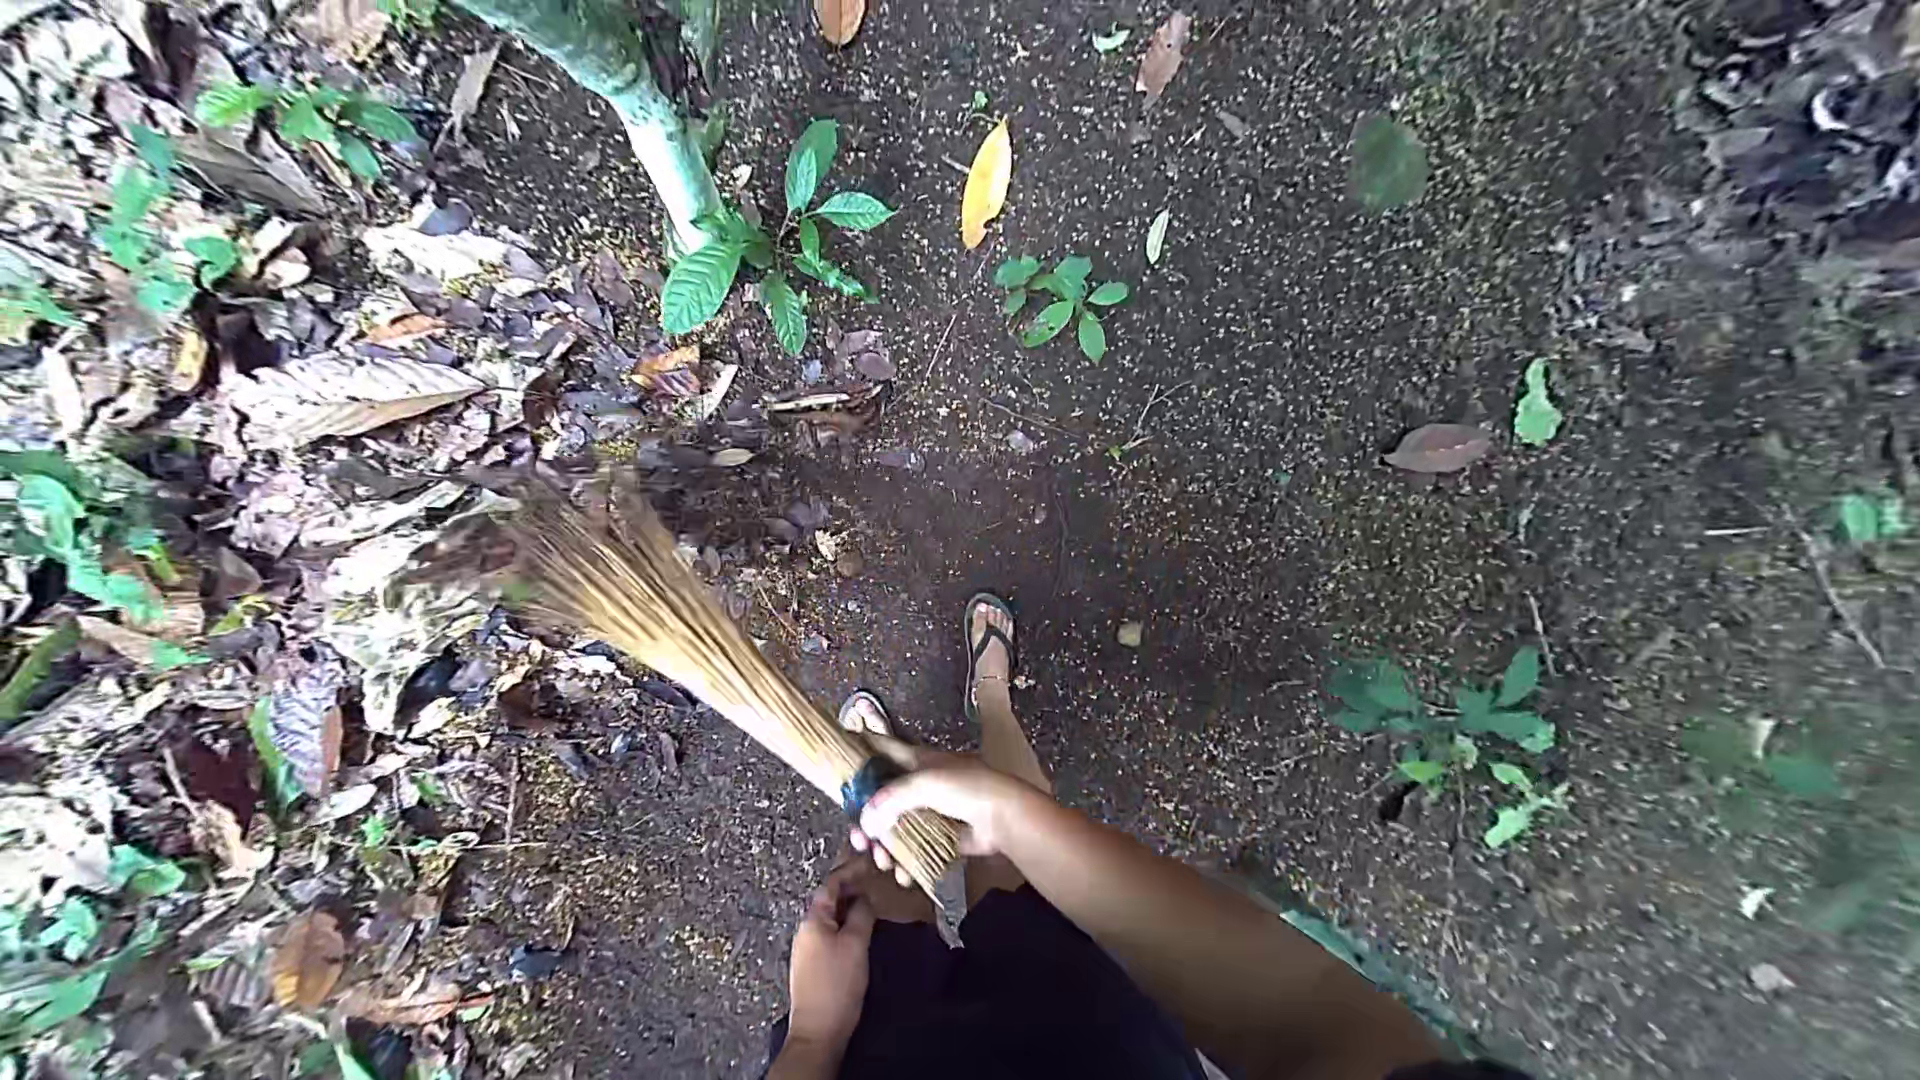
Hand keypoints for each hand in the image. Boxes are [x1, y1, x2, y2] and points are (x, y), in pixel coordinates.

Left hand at [785, 877, 874, 1049]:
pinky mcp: (812, 965)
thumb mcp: (856, 943)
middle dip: (851, 890)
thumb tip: (865, 897)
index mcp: (813, 920)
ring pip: (831, 918)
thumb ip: (862, 914)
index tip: (868, 863)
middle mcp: (806, 930)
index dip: (849, 871)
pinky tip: (860, 932)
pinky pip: (830, 934)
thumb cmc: (837, 985)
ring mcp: (807, 949)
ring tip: (871, 906)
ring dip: (850, 909)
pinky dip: (845, 926)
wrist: (818, 1034)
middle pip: (829, 900)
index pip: (830, 884)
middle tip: (874, 885)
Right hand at [850, 737, 1038, 878]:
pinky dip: (904, 861)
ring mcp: (930, 810)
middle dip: (867, 818)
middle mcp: (920, 782)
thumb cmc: (965, 788)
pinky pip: (914, 848)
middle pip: (883, 797)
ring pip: (895, 826)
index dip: (863, 746)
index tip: (840, 750)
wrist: (1002, 815)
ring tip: (881, 860)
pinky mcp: (940, 835)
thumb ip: (892, 797)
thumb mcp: (925, 782)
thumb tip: (864, 820)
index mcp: (918, 760)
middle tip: (857, 838)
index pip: (884, 747)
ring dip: (884, 845)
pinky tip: (901, 872)